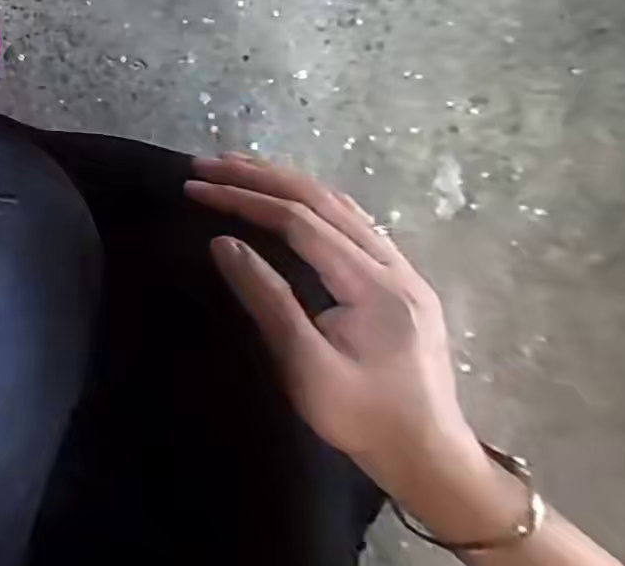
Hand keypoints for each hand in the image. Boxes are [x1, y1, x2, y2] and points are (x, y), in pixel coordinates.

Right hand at [187, 155, 527, 542]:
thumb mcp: (304, 363)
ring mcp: (401, 273)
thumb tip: (223, 242)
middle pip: (322, 202)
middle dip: (258, 176)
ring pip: (339, 205)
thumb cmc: (361, 415)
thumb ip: (266, 298)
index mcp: (376, 289)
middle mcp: (395, 270)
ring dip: (283, 180)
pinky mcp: (396, 281)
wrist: (431, 460)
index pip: (300, 222)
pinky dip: (307, 197)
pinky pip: (349, 220)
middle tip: (204, 164)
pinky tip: (283, 194)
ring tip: (234, 166)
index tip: (194, 188)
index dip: (242, 198)